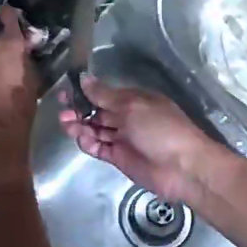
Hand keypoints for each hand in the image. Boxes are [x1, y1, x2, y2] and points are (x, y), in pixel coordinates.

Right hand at [59, 77, 225, 203]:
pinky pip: (100, 148)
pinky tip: (80, 137)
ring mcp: (124, 139)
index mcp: (136, 100)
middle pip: (99, 112)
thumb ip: (105, 95)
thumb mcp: (133, 106)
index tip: (67, 89)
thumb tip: (84, 78)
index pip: (106, 94)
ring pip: (96, 130)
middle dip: (79, 109)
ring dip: (80, 125)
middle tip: (62, 108)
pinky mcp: (120, 159)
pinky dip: (88, 142)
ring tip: (65, 122)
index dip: (87, 92)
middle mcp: (129, 118)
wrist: (184, 168)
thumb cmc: (161, 129)